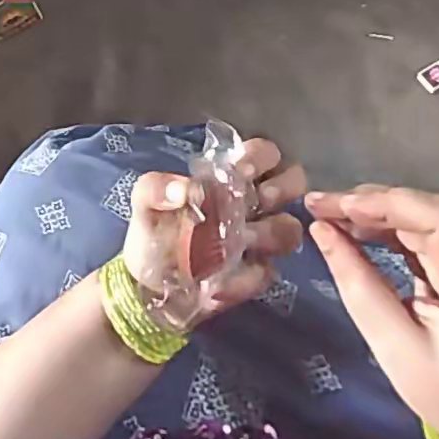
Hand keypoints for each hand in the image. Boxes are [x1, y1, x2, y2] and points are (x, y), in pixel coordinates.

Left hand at [119, 138, 306, 327]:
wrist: (147, 284)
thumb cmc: (153, 231)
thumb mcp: (145, 201)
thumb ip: (158, 187)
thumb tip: (187, 190)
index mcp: (231, 178)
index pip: (266, 153)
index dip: (261, 158)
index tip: (242, 173)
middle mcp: (254, 204)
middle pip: (294, 182)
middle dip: (281, 190)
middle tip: (254, 204)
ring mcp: (259, 239)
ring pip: (290, 228)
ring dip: (268, 234)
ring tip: (238, 243)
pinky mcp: (256, 274)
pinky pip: (267, 272)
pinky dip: (244, 277)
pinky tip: (218, 282)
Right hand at [307, 186, 438, 438]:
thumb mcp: (392, 347)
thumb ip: (358, 285)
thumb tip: (320, 230)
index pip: (438, 220)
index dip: (385, 203)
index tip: (334, 207)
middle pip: (430, 211)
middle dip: (371, 202)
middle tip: (318, 206)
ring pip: (427, 215)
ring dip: (377, 211)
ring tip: (331, 216)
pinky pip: (430, 229)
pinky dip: (391, 225)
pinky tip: (359, 229)